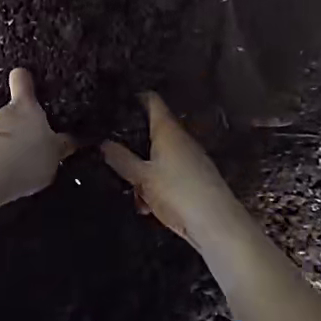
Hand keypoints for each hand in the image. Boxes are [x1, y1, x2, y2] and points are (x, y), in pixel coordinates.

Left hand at [0, 69, 77, 205]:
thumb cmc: (24, 162)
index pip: (22, 80)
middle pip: (10, 114)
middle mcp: (1, 112)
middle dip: (17, 130)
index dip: (23, 78)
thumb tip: (69, 140)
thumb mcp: (54, 156)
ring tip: (12, 172)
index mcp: (25, 109)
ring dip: (2, 148)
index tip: (24, 78)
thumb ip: (60, 146)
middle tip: (28, 152)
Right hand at [103, 93, 249, 245]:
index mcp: (168, 130)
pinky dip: (157, 185)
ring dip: (144, 172)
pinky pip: (169, 173)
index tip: (115, 102)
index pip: (151, 101)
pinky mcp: (196, 177)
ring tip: (135, 194)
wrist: (216, 223)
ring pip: (159, 157)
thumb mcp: (141, 178)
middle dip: (133, 146)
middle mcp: (181, 138)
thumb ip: (121, 159)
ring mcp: (191, 157)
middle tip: (113, 156)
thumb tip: (104, 143)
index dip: (135, 97)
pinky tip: (149, 205)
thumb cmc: (178, 192)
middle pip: (153, 132)